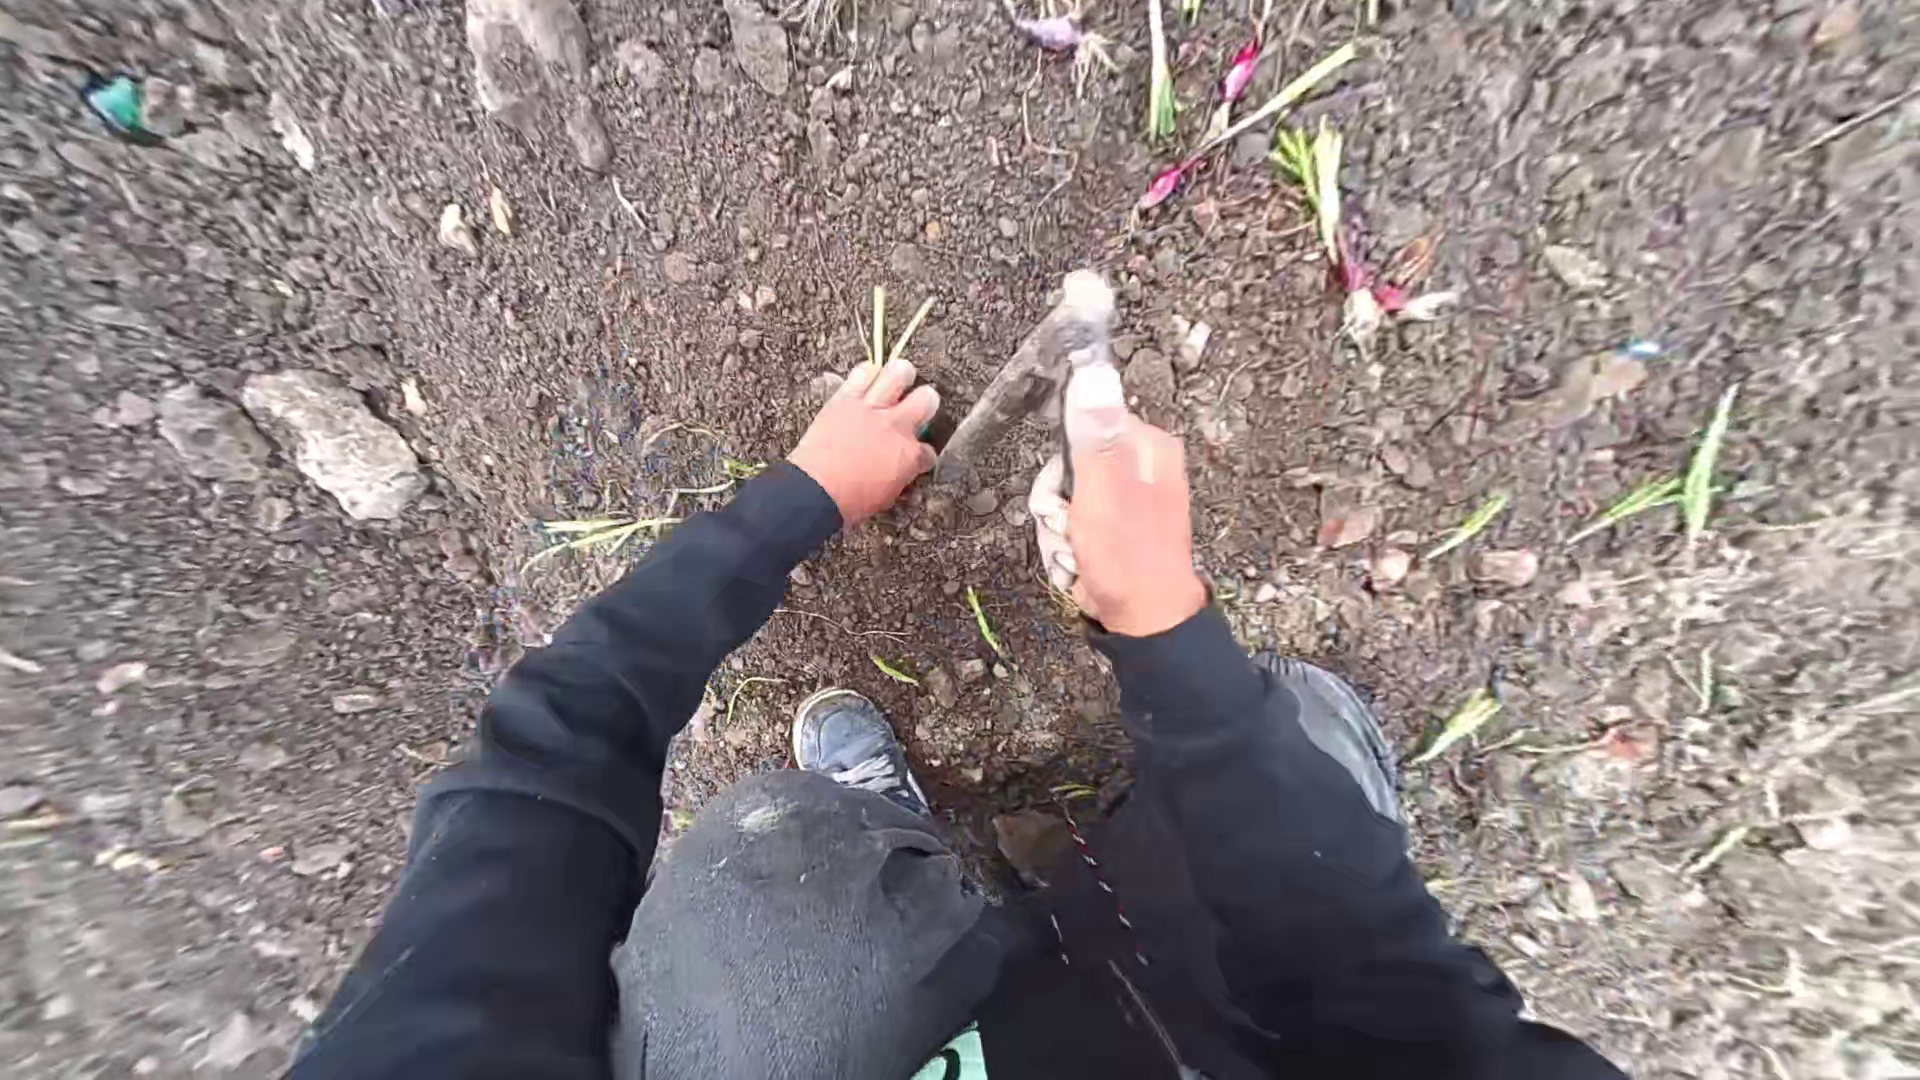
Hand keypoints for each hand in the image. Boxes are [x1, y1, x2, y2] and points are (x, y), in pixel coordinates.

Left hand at [789, 356, 939, 525]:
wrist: (816, 491)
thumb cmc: (849, 501)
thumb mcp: (886, 498)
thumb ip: (900, 480)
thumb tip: (902, 477)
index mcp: (910, 456)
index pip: (929, 451)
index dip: (924, 455)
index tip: (916, 458)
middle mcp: (897, 427)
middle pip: (928, 400)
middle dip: (927, 403)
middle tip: (918, 407)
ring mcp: (872, 409)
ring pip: (899, 373)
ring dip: (902, 375)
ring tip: (901, 377)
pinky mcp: (846, 399)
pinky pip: (863, 372)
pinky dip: (867, 372)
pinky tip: (870, 376)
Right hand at [1031, 365, 1204, 636]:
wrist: (1142, 618)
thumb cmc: (1127, 557)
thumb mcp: (1105, 491)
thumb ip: (1096, 436)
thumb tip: (1093, 374)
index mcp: (1147, 448)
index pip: (1087, 423)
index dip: (1066, 456)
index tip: (1065, 486)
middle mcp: (1138, 468)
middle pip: (1070, 462)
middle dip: (1058, 498)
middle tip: (1069, 523)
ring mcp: (1124, 498)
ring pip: (1064, 494)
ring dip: (1059, 525)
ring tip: (1076, 547)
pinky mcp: (1111, 525)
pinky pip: (1071, 519)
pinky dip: (1067, 541)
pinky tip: (1079, 558)